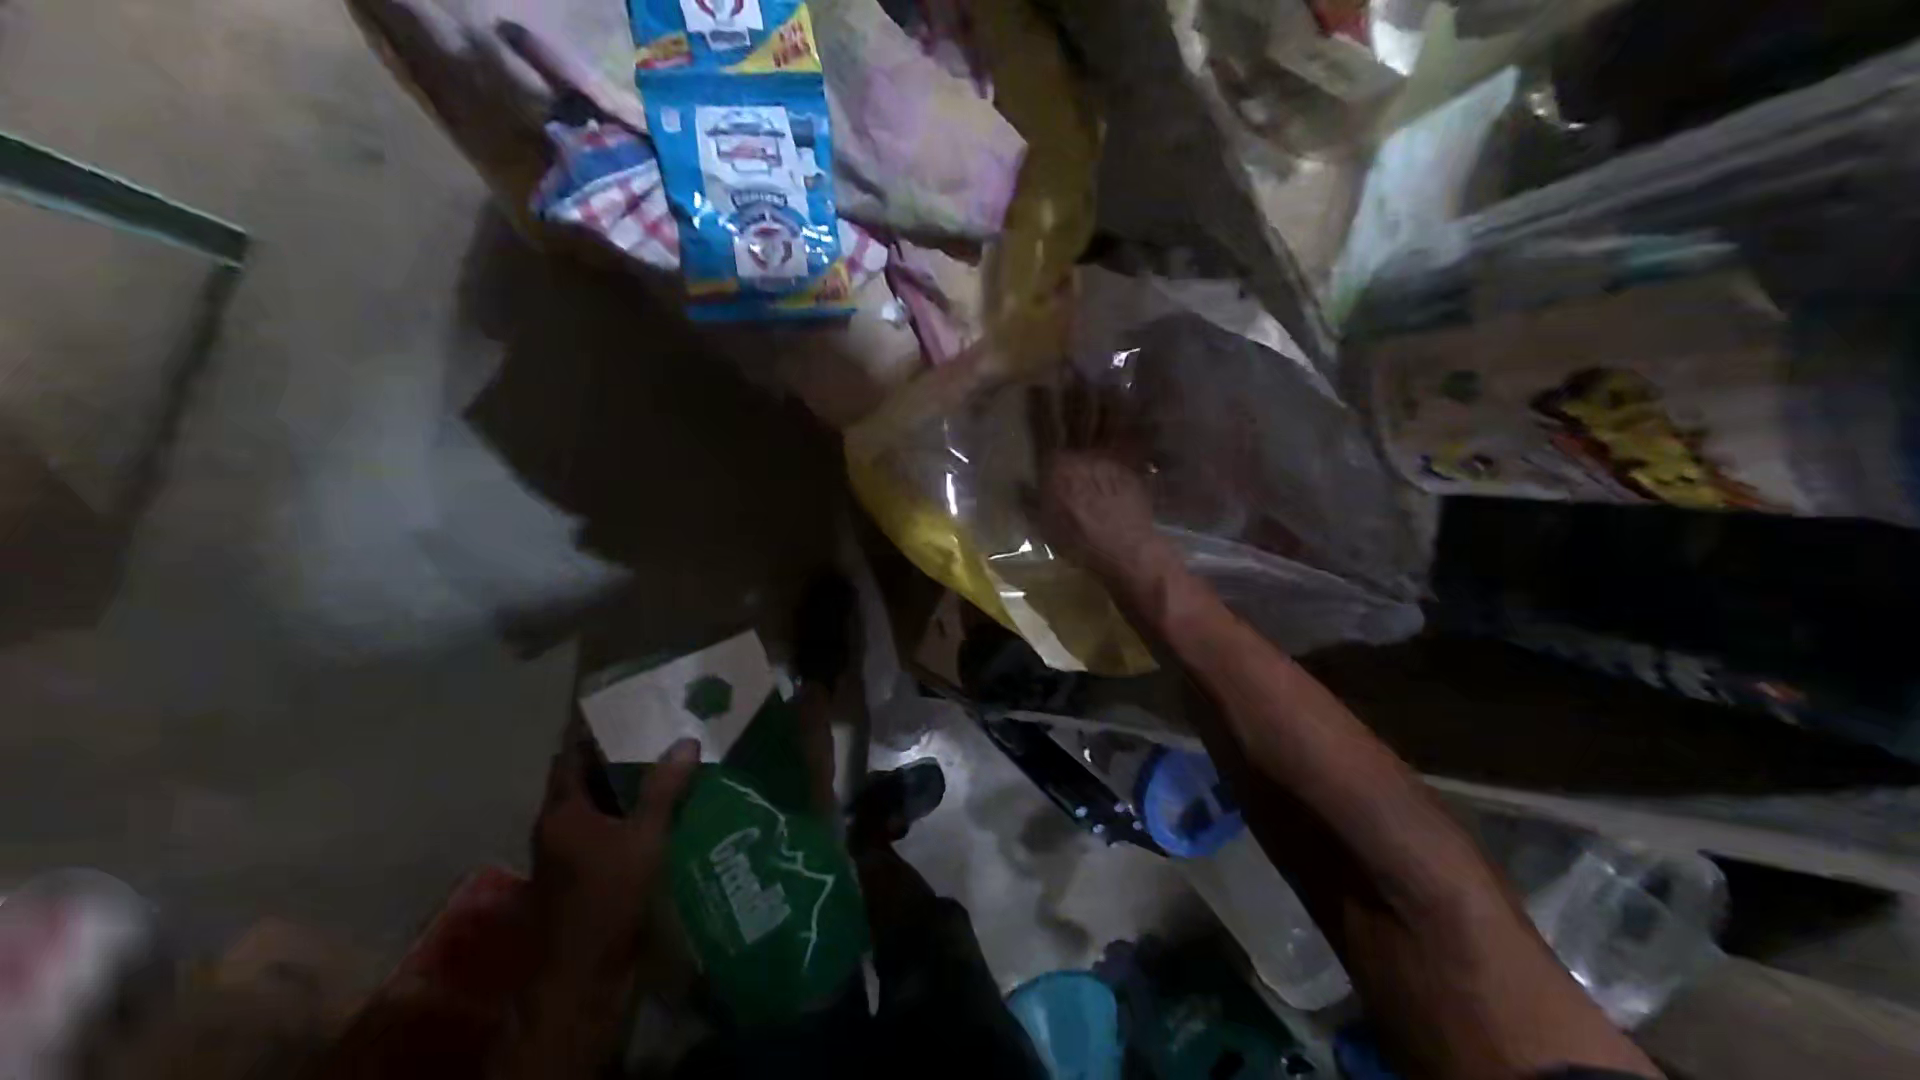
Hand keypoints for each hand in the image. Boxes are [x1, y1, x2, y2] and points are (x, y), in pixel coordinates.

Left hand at [530, 720, 698, 975]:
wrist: (583, 974)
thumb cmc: (607, 895)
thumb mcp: (644, 837)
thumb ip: (665, 789)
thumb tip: (687, 741)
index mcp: (561, 812)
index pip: (570, 757)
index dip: (592, 732)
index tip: (623, 709)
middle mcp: (557, 828)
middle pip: (584, 781)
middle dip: (616, 757)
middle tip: (657, 733)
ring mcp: (569, 855)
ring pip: (597, 808)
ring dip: (624, 789)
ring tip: (667, 766)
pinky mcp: (585, 876)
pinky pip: (607, 832)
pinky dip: (628, 817)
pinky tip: (663, 814)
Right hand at [1029, 380, 1180, 590]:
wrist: (1121, 546)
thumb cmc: (1076, 539)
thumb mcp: (1042, 524)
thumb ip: (1028, 501)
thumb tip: (1015, 483)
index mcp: (1055, 467)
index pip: (1044, 430)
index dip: (1040, 406)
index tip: (1036, 384)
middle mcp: (1081, 454)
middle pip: (1076, 415)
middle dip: (1073, 389)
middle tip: (1072, 365)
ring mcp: (1109, 455)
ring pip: (1105, 418)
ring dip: (1103, 395)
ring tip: (1102, 376)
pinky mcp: (1132, 462)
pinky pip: (1131, 433)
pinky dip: (1129, 417)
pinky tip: (1129, 404)